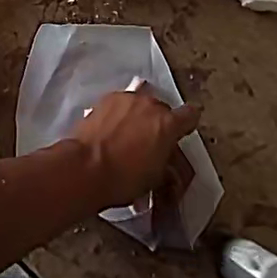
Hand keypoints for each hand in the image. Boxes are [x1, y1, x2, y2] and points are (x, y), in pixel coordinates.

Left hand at [68, 90, 200, 208]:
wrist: (85, 168)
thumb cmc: (122, 178)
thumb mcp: (154, 178)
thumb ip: (167, 161)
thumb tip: (166, 160)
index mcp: (168, 124)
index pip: (191, 114)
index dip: (187, 124)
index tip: (182, 132)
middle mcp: (151, 105)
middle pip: (163, 109)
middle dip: (159, 124)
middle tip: (149, 143)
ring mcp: (128, 99)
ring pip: (141, 104)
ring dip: (138, 117)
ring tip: (127, 137)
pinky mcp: (107, 99)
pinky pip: (121, 104)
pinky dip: (120, 114)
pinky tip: (111, 131)